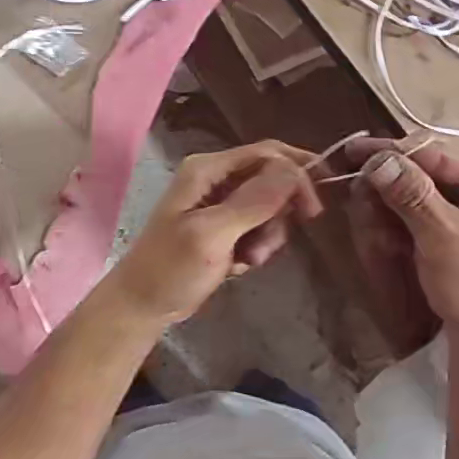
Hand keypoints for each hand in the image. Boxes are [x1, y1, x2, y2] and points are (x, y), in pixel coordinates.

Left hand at [100, 142, 323, 325]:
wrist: (143, 306)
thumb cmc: (170, 270)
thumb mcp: (212, 236)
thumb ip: (252, 202)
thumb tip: (294, 171)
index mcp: (208, 169)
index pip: (268, 153)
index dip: (297, 173)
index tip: (315, 209)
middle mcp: (216, 177)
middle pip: (272, 178)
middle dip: (279, 212)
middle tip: (268, 244)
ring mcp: (220, 202)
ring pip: (270, 206)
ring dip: (268, 235)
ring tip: (247, 259)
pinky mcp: (225, 225)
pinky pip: (259, 226)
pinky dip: (258, 245)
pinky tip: (240, 263)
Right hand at [338, 136, 458, 345]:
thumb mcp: (448, 242)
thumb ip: (413, 197)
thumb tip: (379, 160)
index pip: (441, 153)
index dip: (394, 152)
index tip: (352, 150)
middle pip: (428, 167)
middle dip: (390, 183)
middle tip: (356, 190)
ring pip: (418, 186)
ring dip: (389, 203)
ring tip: (374, 224)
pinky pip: (420, 207)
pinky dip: (397, 217)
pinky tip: (385, 232)